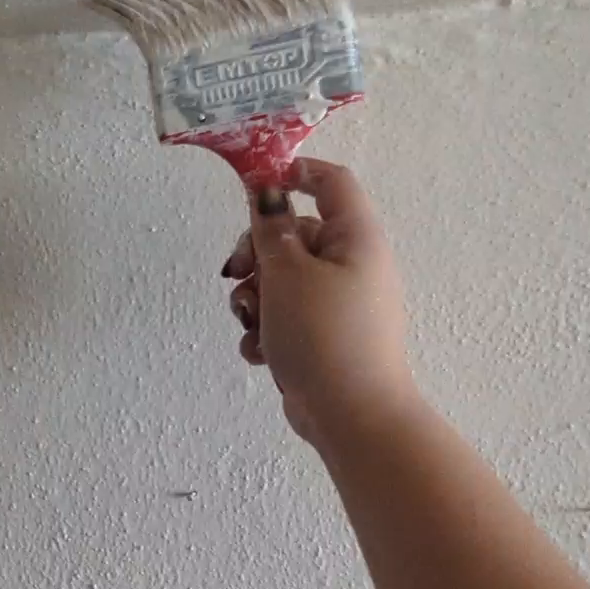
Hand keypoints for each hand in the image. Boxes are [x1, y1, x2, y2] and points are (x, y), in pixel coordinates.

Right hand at [220, 159, 416, 452]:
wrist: (349, 414)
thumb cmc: (322, 334)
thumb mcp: (287, 273)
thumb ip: (271, 228)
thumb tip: (266, 191)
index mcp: (355, 237)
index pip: (331, 182)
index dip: (294, 173)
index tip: (253, 188)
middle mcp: (351, 265)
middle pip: (295, 235)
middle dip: (256, 255)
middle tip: (233, 274)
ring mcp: (337, 304)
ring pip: (282, 281)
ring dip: (255, 299)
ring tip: (249, 323)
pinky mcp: (322, 337)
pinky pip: (286, 318)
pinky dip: (266, 330)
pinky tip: (260, 353)